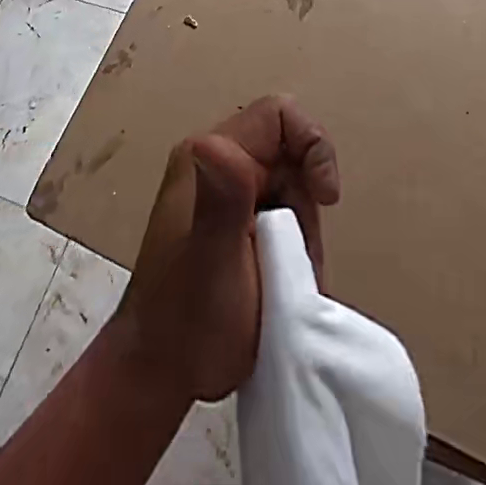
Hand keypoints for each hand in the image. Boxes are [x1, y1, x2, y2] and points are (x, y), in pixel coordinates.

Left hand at [111, 95, 340, 402]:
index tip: (323, 198)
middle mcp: (217, 164)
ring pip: (292, 188)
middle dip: (306, 204)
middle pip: (291, 153)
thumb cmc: (187, 317)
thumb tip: (213, 140)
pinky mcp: (236, 222)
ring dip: (303, 232)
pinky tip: (282, 282)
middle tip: (294, 256)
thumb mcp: (213, 258)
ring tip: (285, 277)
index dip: (313, 145)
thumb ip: (221, 199)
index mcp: (208, 157)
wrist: (162, 368)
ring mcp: (226, 194)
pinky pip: (283, 217)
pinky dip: (295, 247)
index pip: (278, 116)